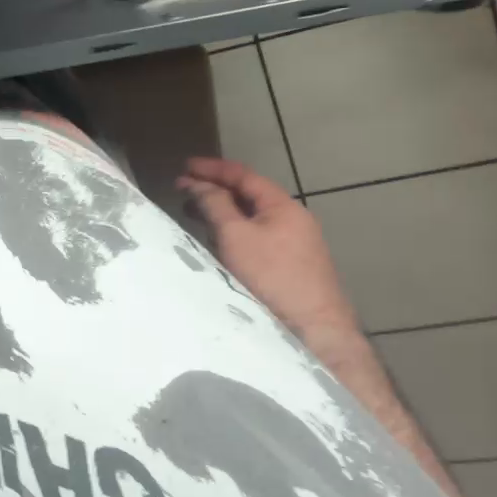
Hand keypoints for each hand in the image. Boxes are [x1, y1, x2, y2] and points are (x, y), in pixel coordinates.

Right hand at [177, 156, 359, 342]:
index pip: (244, 175)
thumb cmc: (270, 275)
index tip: (184, 165)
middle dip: (214, 188)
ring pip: (252, 217)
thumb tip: (197, 183)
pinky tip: (218, 240)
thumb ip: (214, 203)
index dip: (212, 168)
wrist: (314, 330)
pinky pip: (257, 235)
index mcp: (284, 207)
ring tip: (193, 213)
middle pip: (249, 194)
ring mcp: (295, 244)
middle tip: (182, 189)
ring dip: (222, 210)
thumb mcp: (234, 235)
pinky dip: (233, 229)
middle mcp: (294, 221)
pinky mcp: (291, 265)